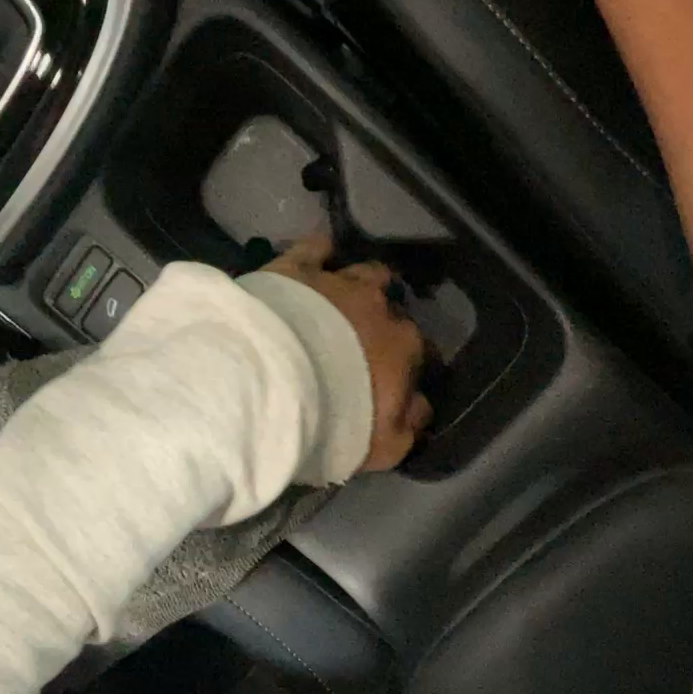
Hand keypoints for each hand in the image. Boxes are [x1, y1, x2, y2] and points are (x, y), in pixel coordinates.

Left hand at [264, 235, 433, 472]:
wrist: (271, 384)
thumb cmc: (334, 421)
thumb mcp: (384, 445)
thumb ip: (409, 424)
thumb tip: (421, 406)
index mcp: (404, 349)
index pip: (420, 353)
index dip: (410, 365)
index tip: (397, 378)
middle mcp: (379, 307)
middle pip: (392, 311)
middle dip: (384, 324)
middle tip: (363, 344)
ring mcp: (338, 283)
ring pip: (365, 273)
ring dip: (362, 284)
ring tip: (348, 299)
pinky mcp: (296, 269)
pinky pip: (316, 247)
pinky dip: (321, 252)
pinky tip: (318, 256)